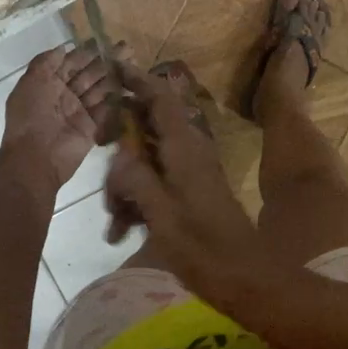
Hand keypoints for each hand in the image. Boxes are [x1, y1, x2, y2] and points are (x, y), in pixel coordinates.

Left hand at [0, 44, 120, 196]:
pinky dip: (117, 98)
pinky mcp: (92, 127)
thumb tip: (63, 48)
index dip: (86, 51)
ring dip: (114, 76)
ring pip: (99, 89)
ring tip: (132, 62)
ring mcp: (79, 111)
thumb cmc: (30, 116)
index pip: (70, 62)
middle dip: (105, 60)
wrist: (35, 157)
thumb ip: (45, 62)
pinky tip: (131, 85)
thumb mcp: (30, 82)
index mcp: (48, 83)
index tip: (103, 39)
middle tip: (127, 47)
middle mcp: (65, 95)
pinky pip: (106, 109)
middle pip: (88, 73)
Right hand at [104, 66, 280, 310]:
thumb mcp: (159, 213)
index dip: (136, 79)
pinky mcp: (191, 193)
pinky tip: (123, 230)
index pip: (159, 97)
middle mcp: (188, 151)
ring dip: (125, 182)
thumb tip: (119, 157)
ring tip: (114, 219)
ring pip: (146, 158)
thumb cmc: (203, 248)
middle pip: (146, 126)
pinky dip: (138, 198)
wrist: (247, 282)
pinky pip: (156, 180)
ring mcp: (190, 172)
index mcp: (183, 147)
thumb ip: (134, 177)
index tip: (111, 66)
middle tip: (100, 163)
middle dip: (119, 144)